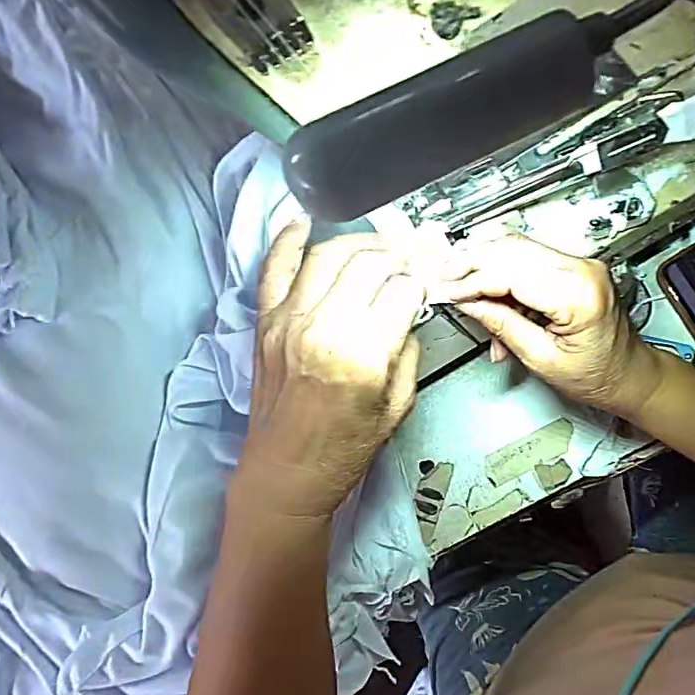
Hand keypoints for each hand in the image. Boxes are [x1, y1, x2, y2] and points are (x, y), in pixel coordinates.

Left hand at [238, 218, 424, 520]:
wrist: (285, 473)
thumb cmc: (342, 450)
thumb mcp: (397, 406)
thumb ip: (406, 352)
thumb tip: (405, 313)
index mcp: (361, 355)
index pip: (401, 289)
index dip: (422, 280)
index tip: (428, 280)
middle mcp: (322, 328)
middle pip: (368, 262)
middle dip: (399, 254)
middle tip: (412, 256)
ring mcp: (288, 320)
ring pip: (328, 253)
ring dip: (359, 241)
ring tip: (379, 245)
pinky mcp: (265, 322)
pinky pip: (275, 266)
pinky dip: (288, 238)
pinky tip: (306, 220)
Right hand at [439, 233, 664, 417]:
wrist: (628, 373)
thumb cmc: (598, 374)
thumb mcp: (542, 359)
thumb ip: (502, 326)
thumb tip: (470, 303)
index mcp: (579, 294)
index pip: (511, 273)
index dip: (473, 280)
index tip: (448, 290)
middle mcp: (583, 270)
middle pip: (513, 249)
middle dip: (473, 262)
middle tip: (444, 277)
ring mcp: (581, 264)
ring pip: (518, 247)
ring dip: (485, 263)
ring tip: (459, 281)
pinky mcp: (575, 266)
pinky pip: (530, 258)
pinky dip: (503, 271)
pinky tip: (485, 289)